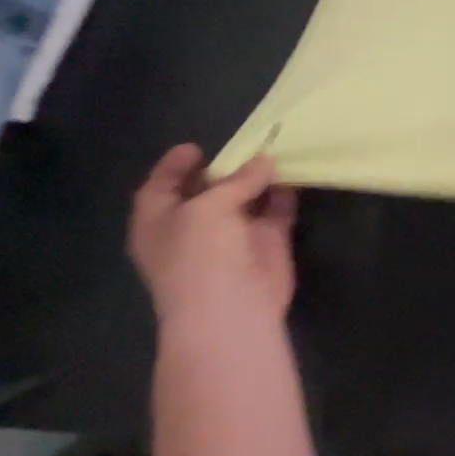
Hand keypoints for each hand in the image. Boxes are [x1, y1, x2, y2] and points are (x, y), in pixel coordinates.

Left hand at [129, 144, 297, 333]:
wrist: (232, 309)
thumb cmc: (199, 256)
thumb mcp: (207, 208)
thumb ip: (235, 182)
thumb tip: (264, 161)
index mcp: (159, 222)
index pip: (161, 187)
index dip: (174, 166)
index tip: (195, 147)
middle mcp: (193, 227)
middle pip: (207, 191)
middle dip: (226, 170)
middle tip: (247, 146)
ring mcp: (233, 237)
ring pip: (246, 201)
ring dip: (260, 180)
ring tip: (276, 154)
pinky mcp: (268, 244)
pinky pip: (276, 214)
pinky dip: (285, 197)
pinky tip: (295, 177)